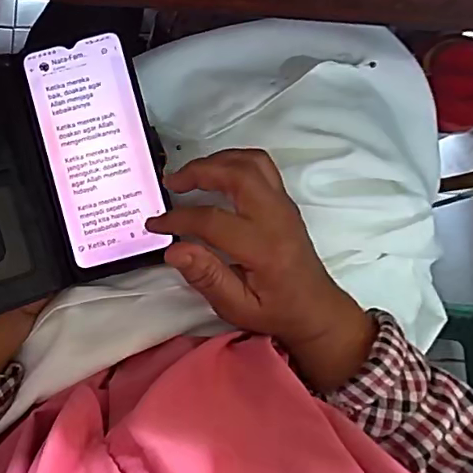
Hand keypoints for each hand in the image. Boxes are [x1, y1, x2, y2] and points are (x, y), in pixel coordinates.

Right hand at [145, 149, 374, 390]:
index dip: (178, 219)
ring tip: (190, 174)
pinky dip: (232, 162)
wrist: (316, 309)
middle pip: (237, 174)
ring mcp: (283, 205)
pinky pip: (260, 166)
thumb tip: (175, 251)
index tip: (156, 224)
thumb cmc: (276, 311)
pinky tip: (214, 175)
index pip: (212, 220)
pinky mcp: (284, 201)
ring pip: (251, 162)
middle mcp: (277, 218)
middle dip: (198, 172)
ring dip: (217, 161)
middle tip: (172, 182)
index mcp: (263, 248)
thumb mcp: (237, 308)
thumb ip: (206, 277)